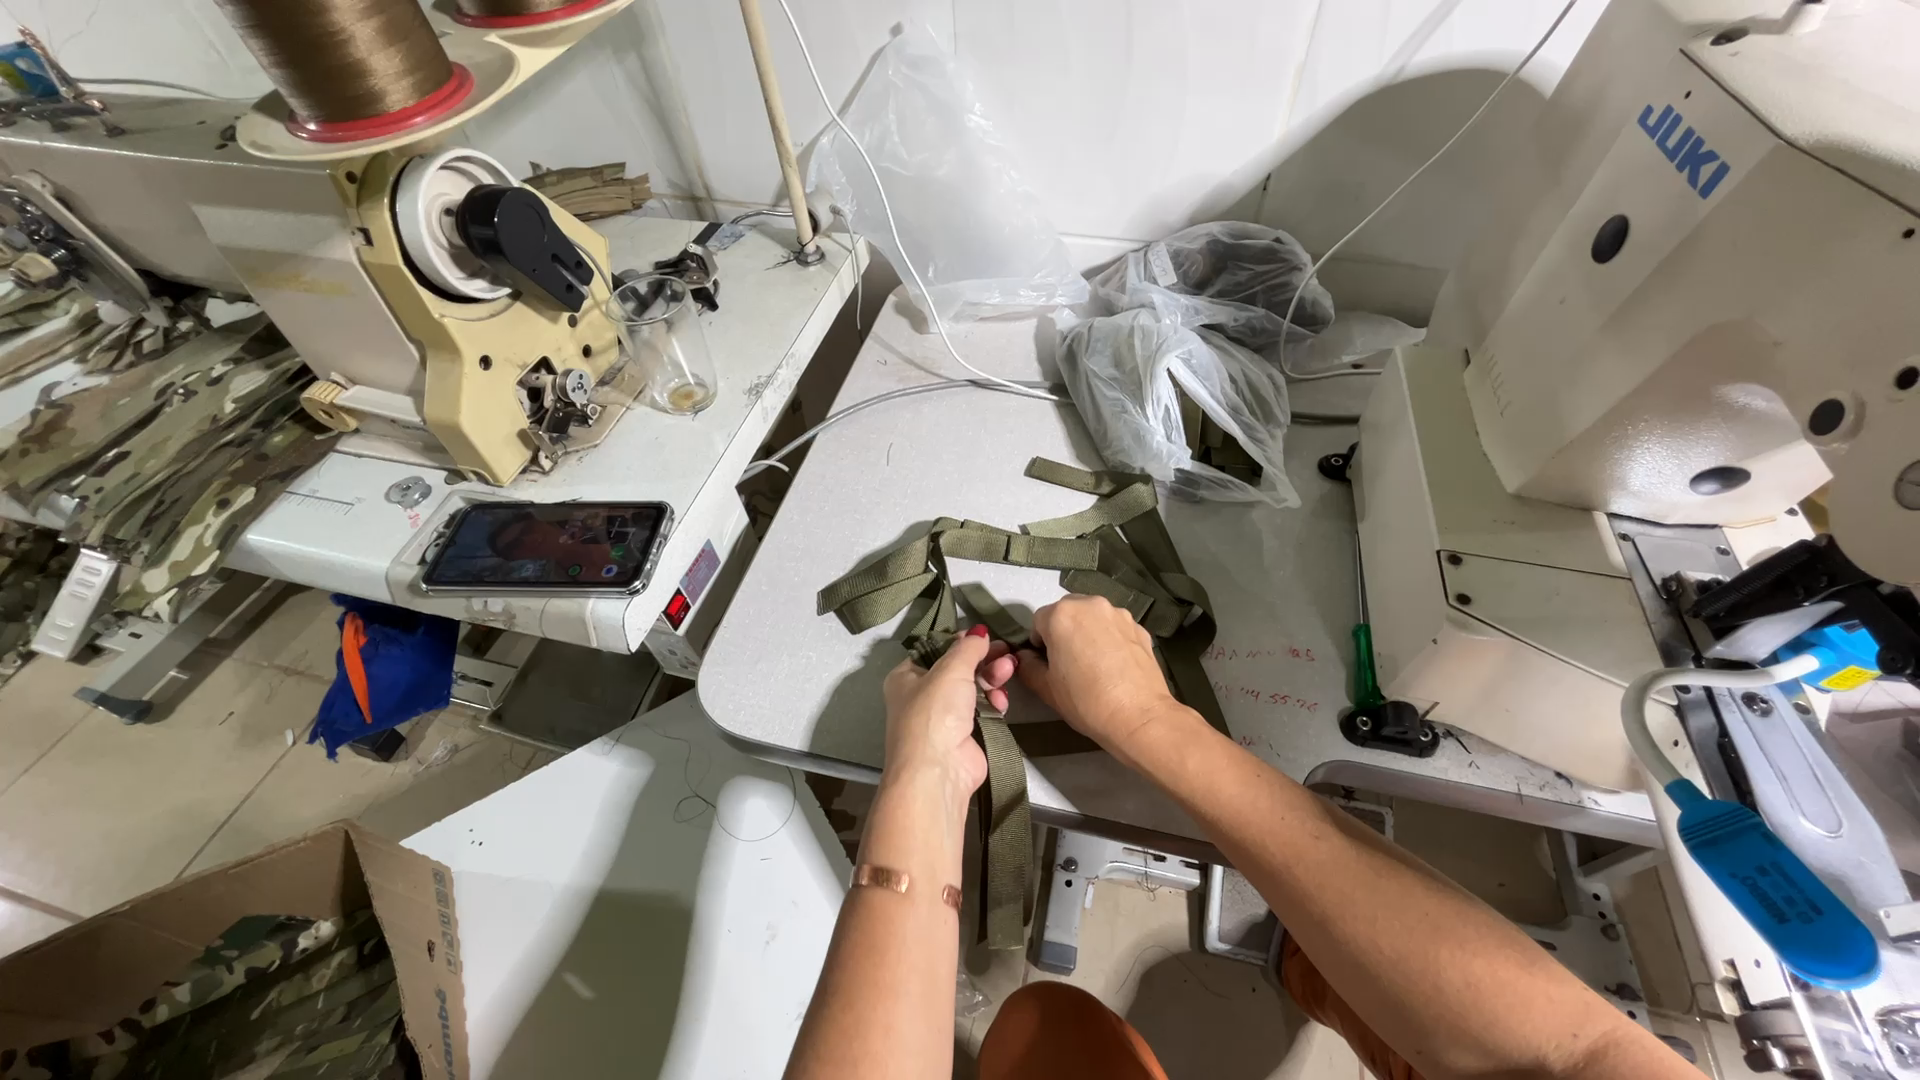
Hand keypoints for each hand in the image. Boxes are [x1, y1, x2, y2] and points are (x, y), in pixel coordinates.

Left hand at [881, 626, 1014, 797]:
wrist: (937, 772)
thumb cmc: (935, 713)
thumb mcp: (950, 670)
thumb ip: (967, 647)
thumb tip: (979, 631)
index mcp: (907, 676)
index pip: (937, 650)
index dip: (962, 641)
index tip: (986, 636)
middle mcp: (923, 695)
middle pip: (959, 668)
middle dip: (984, 659)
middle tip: (1006, 652)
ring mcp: (945, 717)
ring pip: (974, 687)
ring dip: (992, 678)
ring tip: (1008, 671)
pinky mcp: (965, 734)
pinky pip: (983, 709)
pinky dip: (994, 701)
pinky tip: (1001, 700)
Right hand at [1017, 595, 1190, 764]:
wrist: (1139, 717)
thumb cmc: (1086, 701)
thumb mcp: (1046, 688)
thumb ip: (1028, 666)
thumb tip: (1026, 657)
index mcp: (1062, 615)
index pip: (1038, 621)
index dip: (1039, 643)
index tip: (1047, 664)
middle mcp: (1091, 605)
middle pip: (1067, 612)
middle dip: (1063, 631)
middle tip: (1069, 662)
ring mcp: (1119, 614)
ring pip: (1093, 617)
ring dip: (1088, 632)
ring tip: (1094, 664)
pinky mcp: (1140, 627)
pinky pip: (1115, 628)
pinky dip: (1110, 639)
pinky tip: (1115, 666)